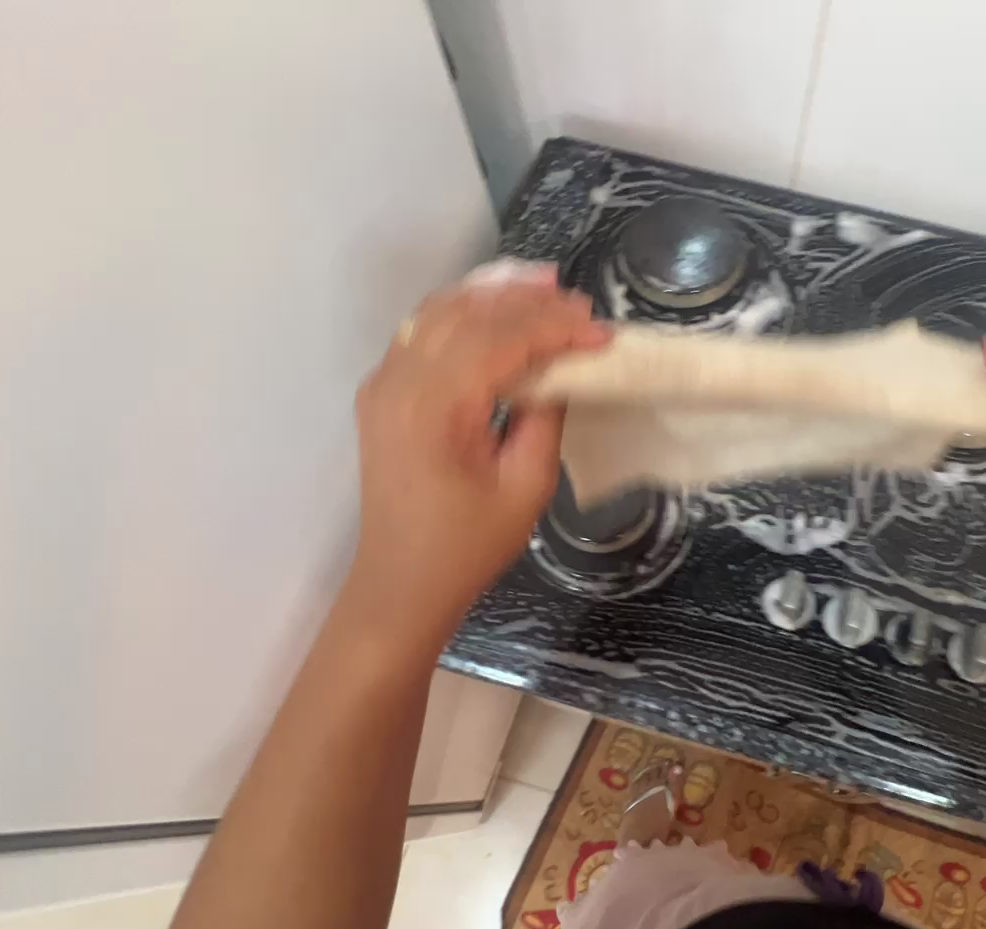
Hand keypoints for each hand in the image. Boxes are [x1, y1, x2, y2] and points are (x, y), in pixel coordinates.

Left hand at [345, 265, 610, 638]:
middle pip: (468, 313)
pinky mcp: (384, 392)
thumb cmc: (467, 547)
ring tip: (544, 287)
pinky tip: (498, 311)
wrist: (402, 584)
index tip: (602, 332)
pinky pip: (423, 332)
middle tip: (579, 304)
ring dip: (494, 296)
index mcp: (433, 406)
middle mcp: (398, 380)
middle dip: (527, 301)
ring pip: (440, 311)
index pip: (500, 339)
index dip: (555, 328)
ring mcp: (383, 382)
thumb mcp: (525, 487)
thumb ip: (544, 419)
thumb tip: (559, 374)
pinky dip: (465, 314)